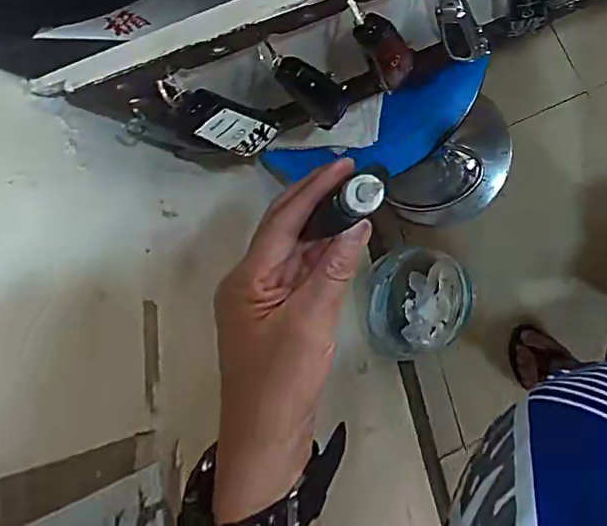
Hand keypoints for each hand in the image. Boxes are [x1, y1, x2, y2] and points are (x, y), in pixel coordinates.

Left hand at [213, 158, 371, 522]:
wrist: (267, 440)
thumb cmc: (280, 382)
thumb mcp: (310, 321)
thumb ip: (335, 268)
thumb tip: (359, 224)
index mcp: (247, 279)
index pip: (283, 220)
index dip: (315, 188)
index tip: (344, 165)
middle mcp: (253, 280)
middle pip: (286, 226)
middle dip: (318, 196)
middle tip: (353, 173)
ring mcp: (268, 295)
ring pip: (299, 245)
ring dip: (327, 221)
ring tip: (357, 196)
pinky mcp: (284, 309)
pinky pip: (308, 267)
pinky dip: (329, 249)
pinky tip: (350, 236)